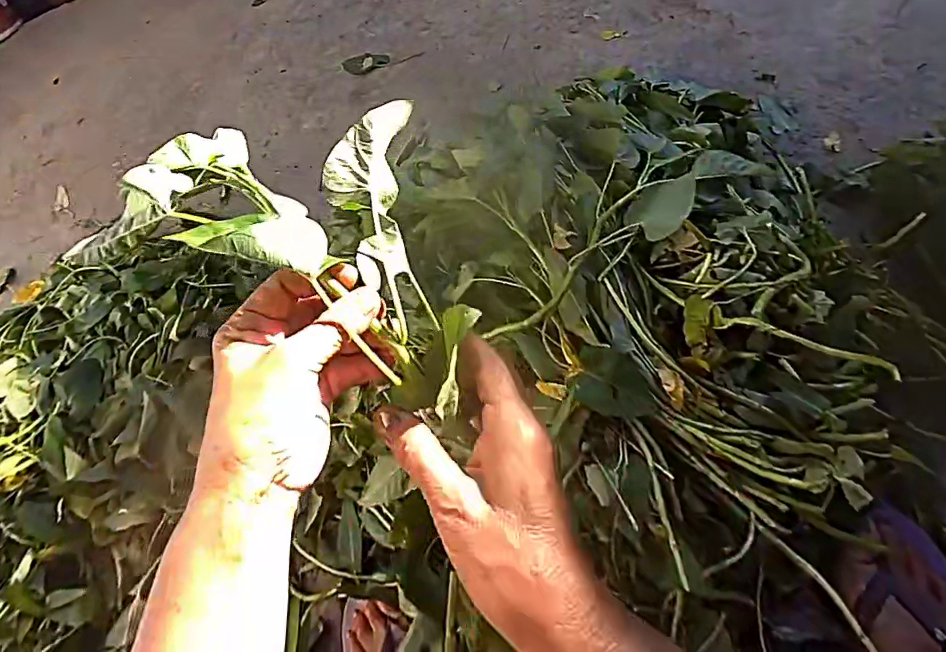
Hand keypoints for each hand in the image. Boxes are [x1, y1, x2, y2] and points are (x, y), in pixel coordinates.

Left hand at [198, 265, 388, 500]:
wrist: (259, 485)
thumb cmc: (252, 423)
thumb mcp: (290, 361)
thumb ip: (331, 326)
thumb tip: (364, 298)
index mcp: (250, 328)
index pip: (286, 285)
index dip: (317, 277)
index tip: (348, 275)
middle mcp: (273, 342)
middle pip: (316, 308)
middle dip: (347, 304)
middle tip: (374, 300)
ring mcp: (298, 364)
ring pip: (336, 335)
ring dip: (363, 331)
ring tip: (386, 328)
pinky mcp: (318, 387)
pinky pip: (347, 363)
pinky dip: (368, 360)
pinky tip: (386, 357)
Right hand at [374, 339, 675, 651]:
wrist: (558, 614)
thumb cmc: (512, 563)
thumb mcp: (455, 507)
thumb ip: (420, 454)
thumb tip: (386, 412)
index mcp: (514, 425)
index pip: (487, 359)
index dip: (454, 338)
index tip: (417, 330)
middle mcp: (522, 427)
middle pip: (483, 374)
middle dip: (443, 363)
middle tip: (400, 359)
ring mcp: (522, 447)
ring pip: (483, 399)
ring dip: (448, 390)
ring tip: (404, 385)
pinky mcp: (518, 467)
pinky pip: (485, 423)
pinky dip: (456, 416)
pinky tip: (427, 426)